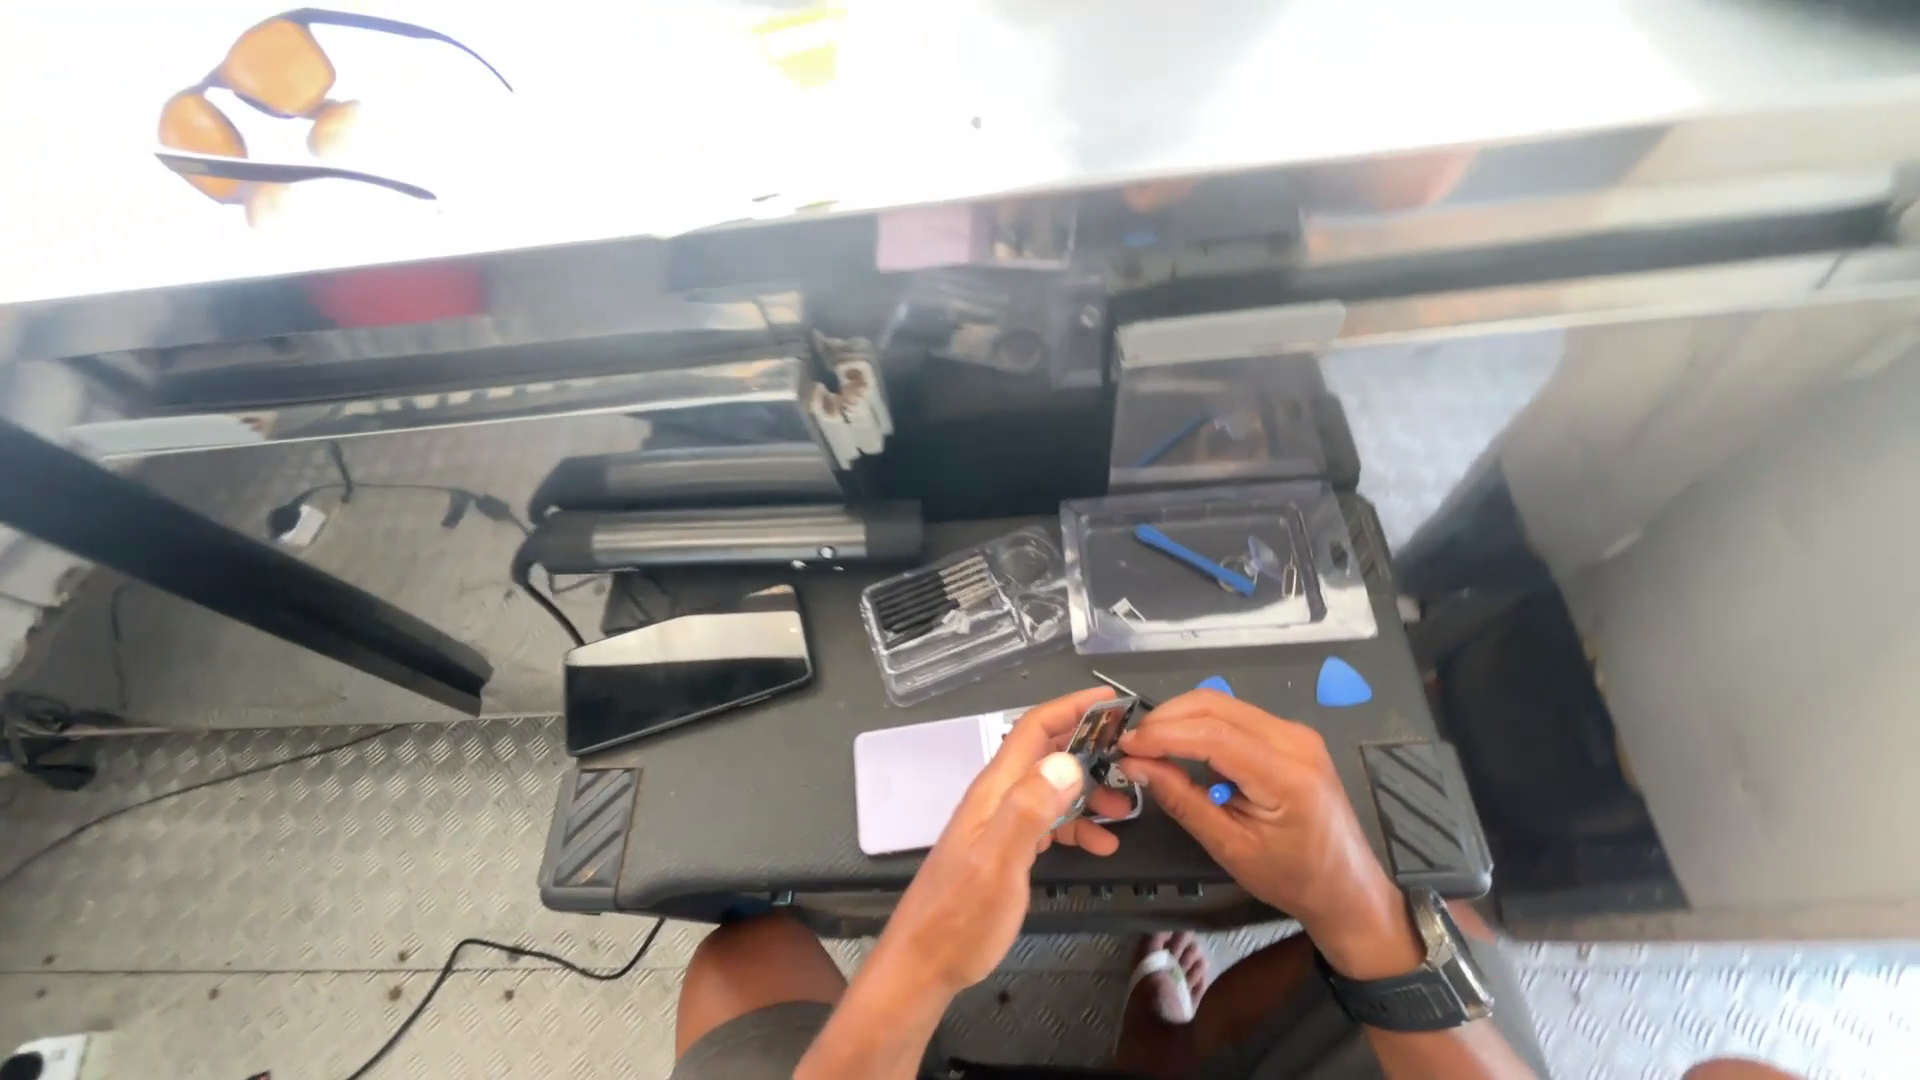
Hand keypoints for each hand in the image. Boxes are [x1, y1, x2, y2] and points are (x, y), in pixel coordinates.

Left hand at [878, 687, 1133, 995]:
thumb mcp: (998, 863)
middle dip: (1090, 749)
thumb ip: (1029, 810)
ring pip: (1053, 789)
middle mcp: (998, 798)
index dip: (1071, 708)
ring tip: (1123, 809)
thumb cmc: (958, 918)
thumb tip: (1065, 762)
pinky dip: (1077, 826)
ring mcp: (1001, 823)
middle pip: (1047, 754)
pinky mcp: (1007, 848)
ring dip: (1089, 792)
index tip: (1110, 702)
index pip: (1034, 729)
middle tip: (1130, 760)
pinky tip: (1099, 844)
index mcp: (995, 790)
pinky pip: (1049, 822)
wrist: (924, 964)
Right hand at [1118, 690, 1422, 979]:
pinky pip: (1234, 715)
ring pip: (1221, 703)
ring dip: (1180, 718)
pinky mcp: (1289, 734)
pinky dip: (1200, 724)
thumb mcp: (1229, 847)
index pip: (1212, 735)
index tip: (1125, 747)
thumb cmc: (1291, 878)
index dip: (1163, 735)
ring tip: (1150, 746)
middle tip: (1132, 745)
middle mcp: (1293, 740)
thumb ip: (1181, 800)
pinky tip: (1182, 747)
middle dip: (1165, 719)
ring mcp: (1294, 732)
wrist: (1349, 888)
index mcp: (1286, 775)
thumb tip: (1135, 765)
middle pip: (1213, 705)